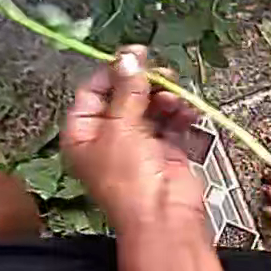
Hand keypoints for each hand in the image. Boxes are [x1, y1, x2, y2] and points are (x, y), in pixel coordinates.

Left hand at [63, 46, 205, 237]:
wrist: (164, 215)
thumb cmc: (130, 178)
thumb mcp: (121, 128)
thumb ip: (128, 90)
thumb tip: (129, 57)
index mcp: (83, 134)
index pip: (93, 92)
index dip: (113, 73)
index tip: (135, 55)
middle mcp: (110, 138)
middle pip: (126, 99)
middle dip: (144, 85)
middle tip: (163, 73)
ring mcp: (141, 145)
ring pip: (153, 111)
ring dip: (166, 100)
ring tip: (177, 96)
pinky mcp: (169, 152)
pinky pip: (173, 126)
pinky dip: (181, 115)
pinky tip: (188, 110)